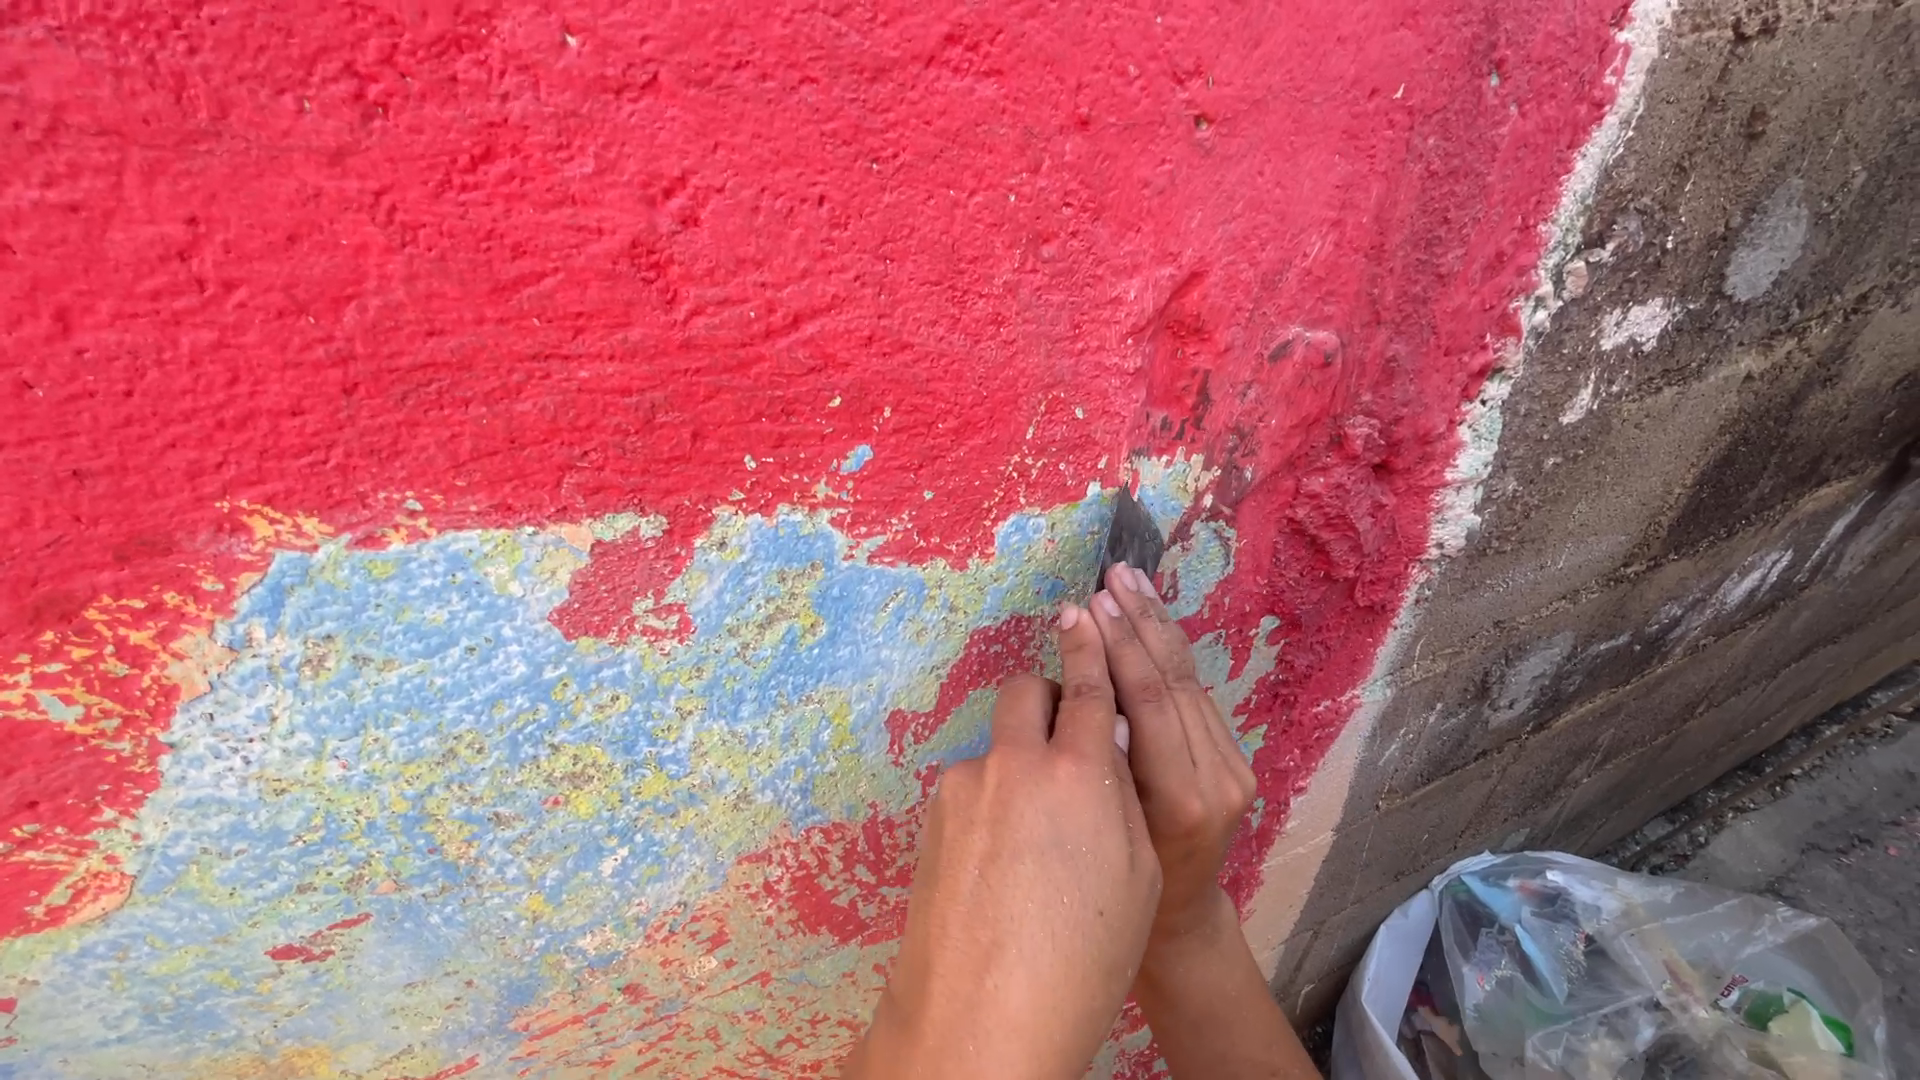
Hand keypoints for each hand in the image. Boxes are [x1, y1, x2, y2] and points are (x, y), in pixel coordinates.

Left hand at [842, 603, 1161, 1079]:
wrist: (981, 1020)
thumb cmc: (1082, 958)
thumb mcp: (1136, 874)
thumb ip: (1120, 793)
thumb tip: (1106, 743)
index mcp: (1081, 775)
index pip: (1091, 687)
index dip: (1091, 646)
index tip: (1085, 611)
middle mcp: (1016, 764)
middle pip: (1027, 691)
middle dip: (1049, 696)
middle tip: (1067, 741)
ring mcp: (966, 786)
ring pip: (999, 743)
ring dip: (1021, 760)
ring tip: (1034, 832)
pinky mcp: (934, 813)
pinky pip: (973, 783)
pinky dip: (992, 798)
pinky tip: (999, 859)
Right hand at [1087, 564, 1315, 1079]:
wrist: (1182, 916)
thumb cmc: (1119, 880)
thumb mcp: (1101, 825)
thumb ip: (1102, 758)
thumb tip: (1086, 686)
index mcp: (1181, 797)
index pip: (1150, 702)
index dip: (1119, 647)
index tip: (1088, 605)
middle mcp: (1219, 776)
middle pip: (1175, 681)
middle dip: (1141, 621)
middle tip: (1113, 575)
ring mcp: (1235, 766)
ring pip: (1190, 680)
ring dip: (1157, 625)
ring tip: (1130, 580)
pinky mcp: (1236, 759)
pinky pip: (1197, 694)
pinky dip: (1169, 651)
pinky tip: (1149, 619)